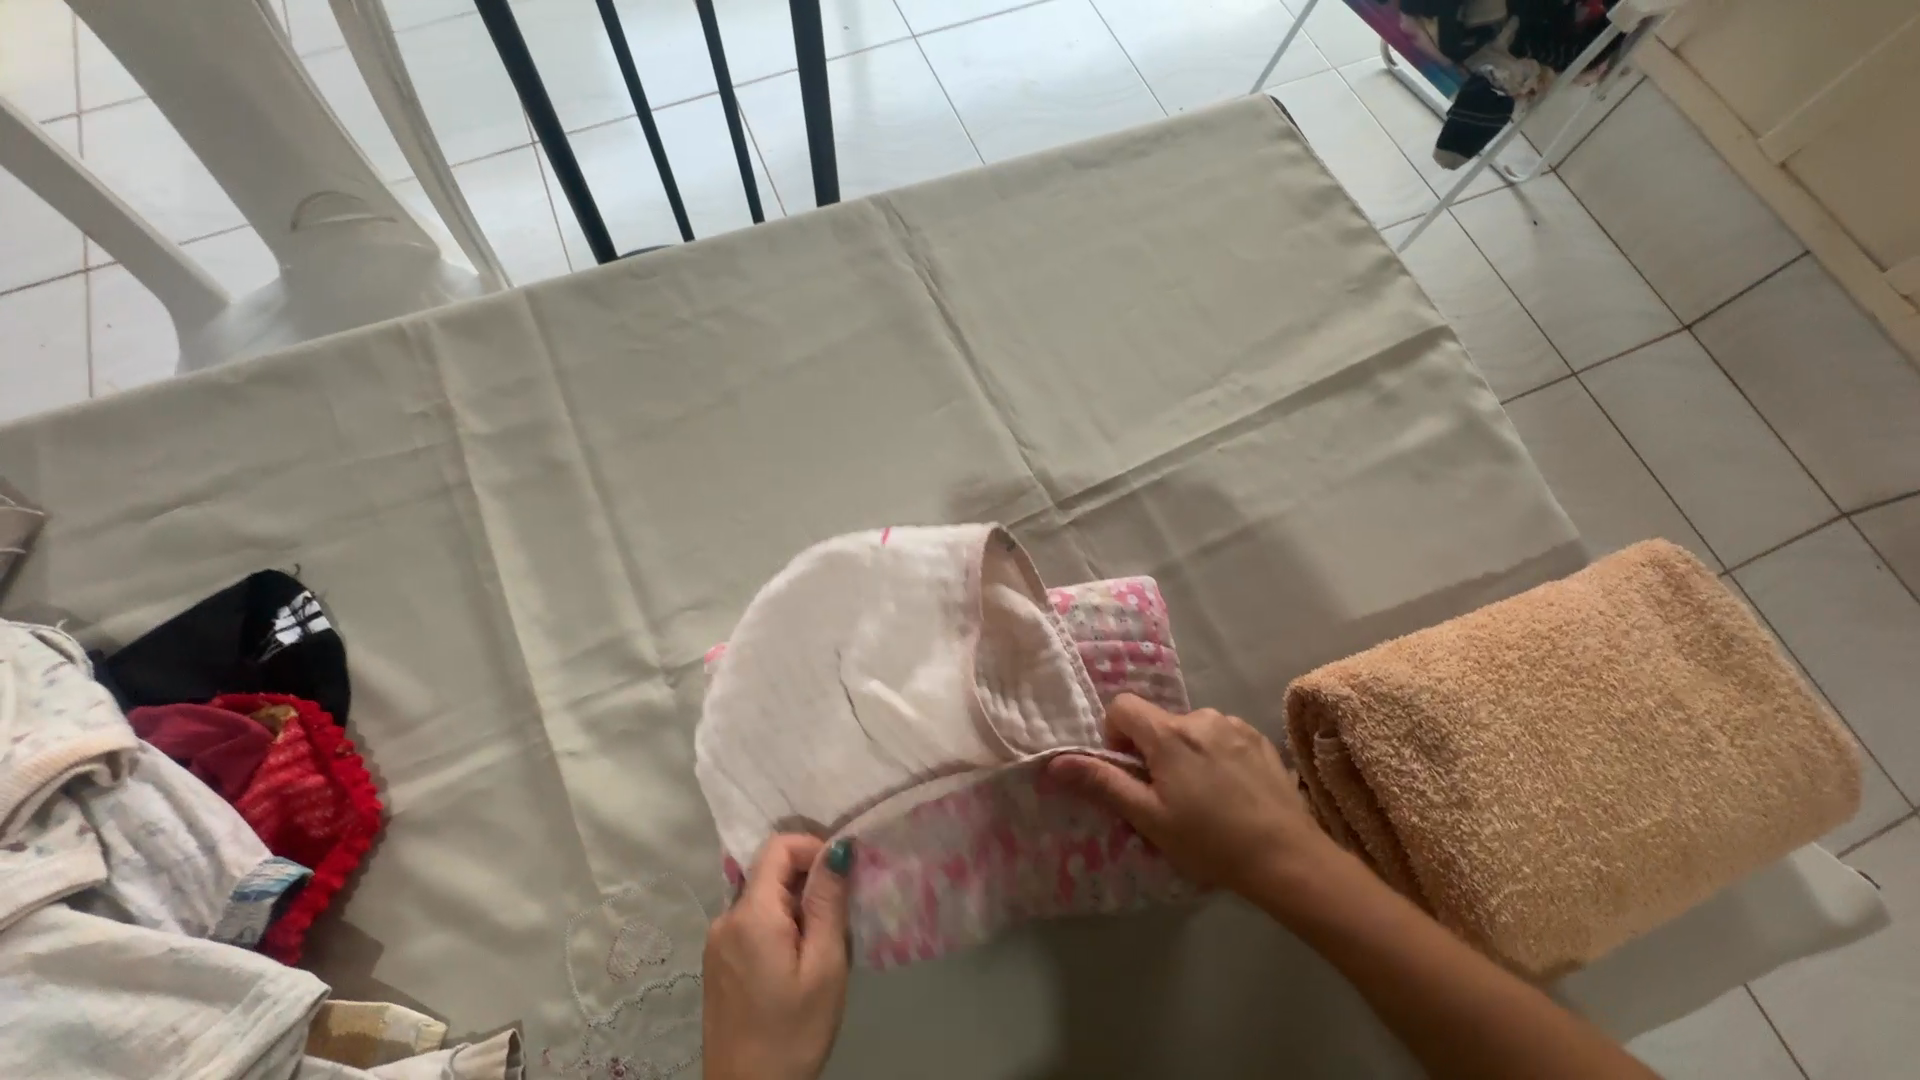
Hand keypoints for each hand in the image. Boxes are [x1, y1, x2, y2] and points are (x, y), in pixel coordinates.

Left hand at [703, 834, 853, 1079]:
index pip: (778, 846)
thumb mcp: (824, 965)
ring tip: (823, 945)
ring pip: (763, 897)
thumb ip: (828, 901)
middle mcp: (725, 918)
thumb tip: (837, 846)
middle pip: (769, 871)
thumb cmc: (793, 1032)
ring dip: (796, 906)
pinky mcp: (717, 962)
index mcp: (750, 914)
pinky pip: (752, 922)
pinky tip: (798, 962)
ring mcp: (716, 941)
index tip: (842, 875)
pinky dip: (779, 925)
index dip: (814, 847)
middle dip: (809, 880)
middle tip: (840, 915)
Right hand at [1047, 694, 1333, 900]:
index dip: (1115, 736)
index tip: (1130, 771)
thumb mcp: (1148, 817)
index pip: (1121, 706)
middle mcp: (1201, 717)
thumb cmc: (1209, 841)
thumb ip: (1102, 783)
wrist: (1287, 857)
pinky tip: (1232, 793)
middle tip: (1168, 797)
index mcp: (1168, 733)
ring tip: (1204, 799)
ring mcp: (1235, 725)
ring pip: (1191, 730)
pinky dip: (1215, 757)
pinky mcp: (1260, 739)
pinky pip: (1222, 737)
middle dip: (1153, 751)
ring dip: (1186, 753)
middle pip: (1158, 722)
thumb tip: (1054, 762)